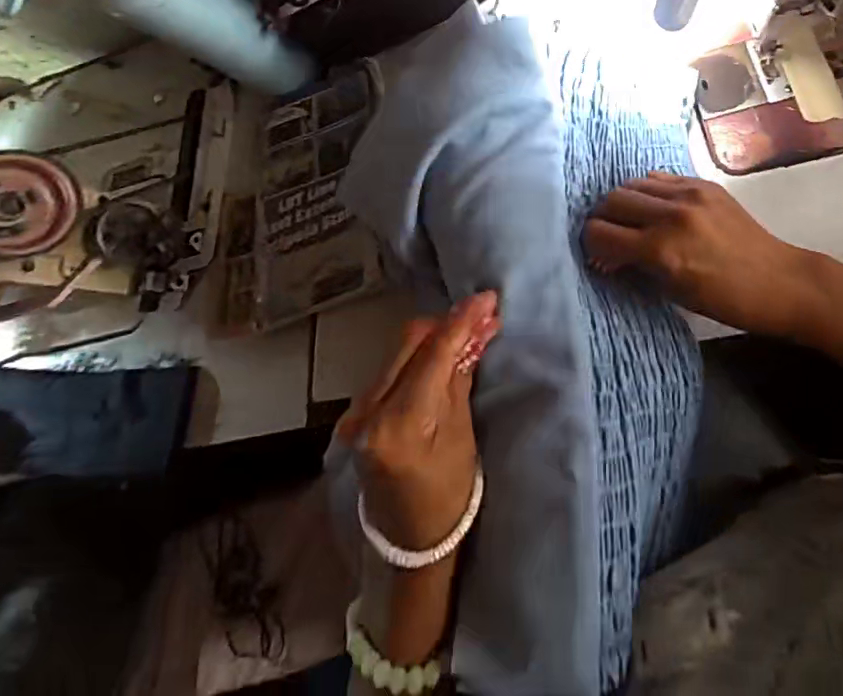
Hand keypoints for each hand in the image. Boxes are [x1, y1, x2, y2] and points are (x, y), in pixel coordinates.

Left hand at [336, 292, 498, 556]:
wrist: (410, 542)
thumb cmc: (448, 494)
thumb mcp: (461, 435)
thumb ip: (460, 378)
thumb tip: (476, 331)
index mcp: (398, 424)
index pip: (432, 356)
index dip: (461, 322)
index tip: (486, 299)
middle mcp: (367, 413)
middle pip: (409, 344)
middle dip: (448, 324)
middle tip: (483, 313)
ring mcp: (356, 414)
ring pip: (399, 354)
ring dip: (434, 339)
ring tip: (469, 332)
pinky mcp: (357, 415)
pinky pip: (391, 371)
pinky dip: (418, 358)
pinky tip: (443, 354)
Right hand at [584, 171, 823, 335]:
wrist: (779, 280)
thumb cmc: (725, 300)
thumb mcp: (673, 292)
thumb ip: (636, 267)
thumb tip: (606, 256)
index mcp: (662, 250)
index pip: (601, 233)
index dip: (591, 244)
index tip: (596, 253)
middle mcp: (672, 215)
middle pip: (612, 200)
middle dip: (602, 220)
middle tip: (609, 236)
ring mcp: (690, 194)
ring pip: (633, 184)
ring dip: (624, 202)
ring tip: (631, 221)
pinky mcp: (705, 184)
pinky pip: (661, 177)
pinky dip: (649, 191)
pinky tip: (657, 208)